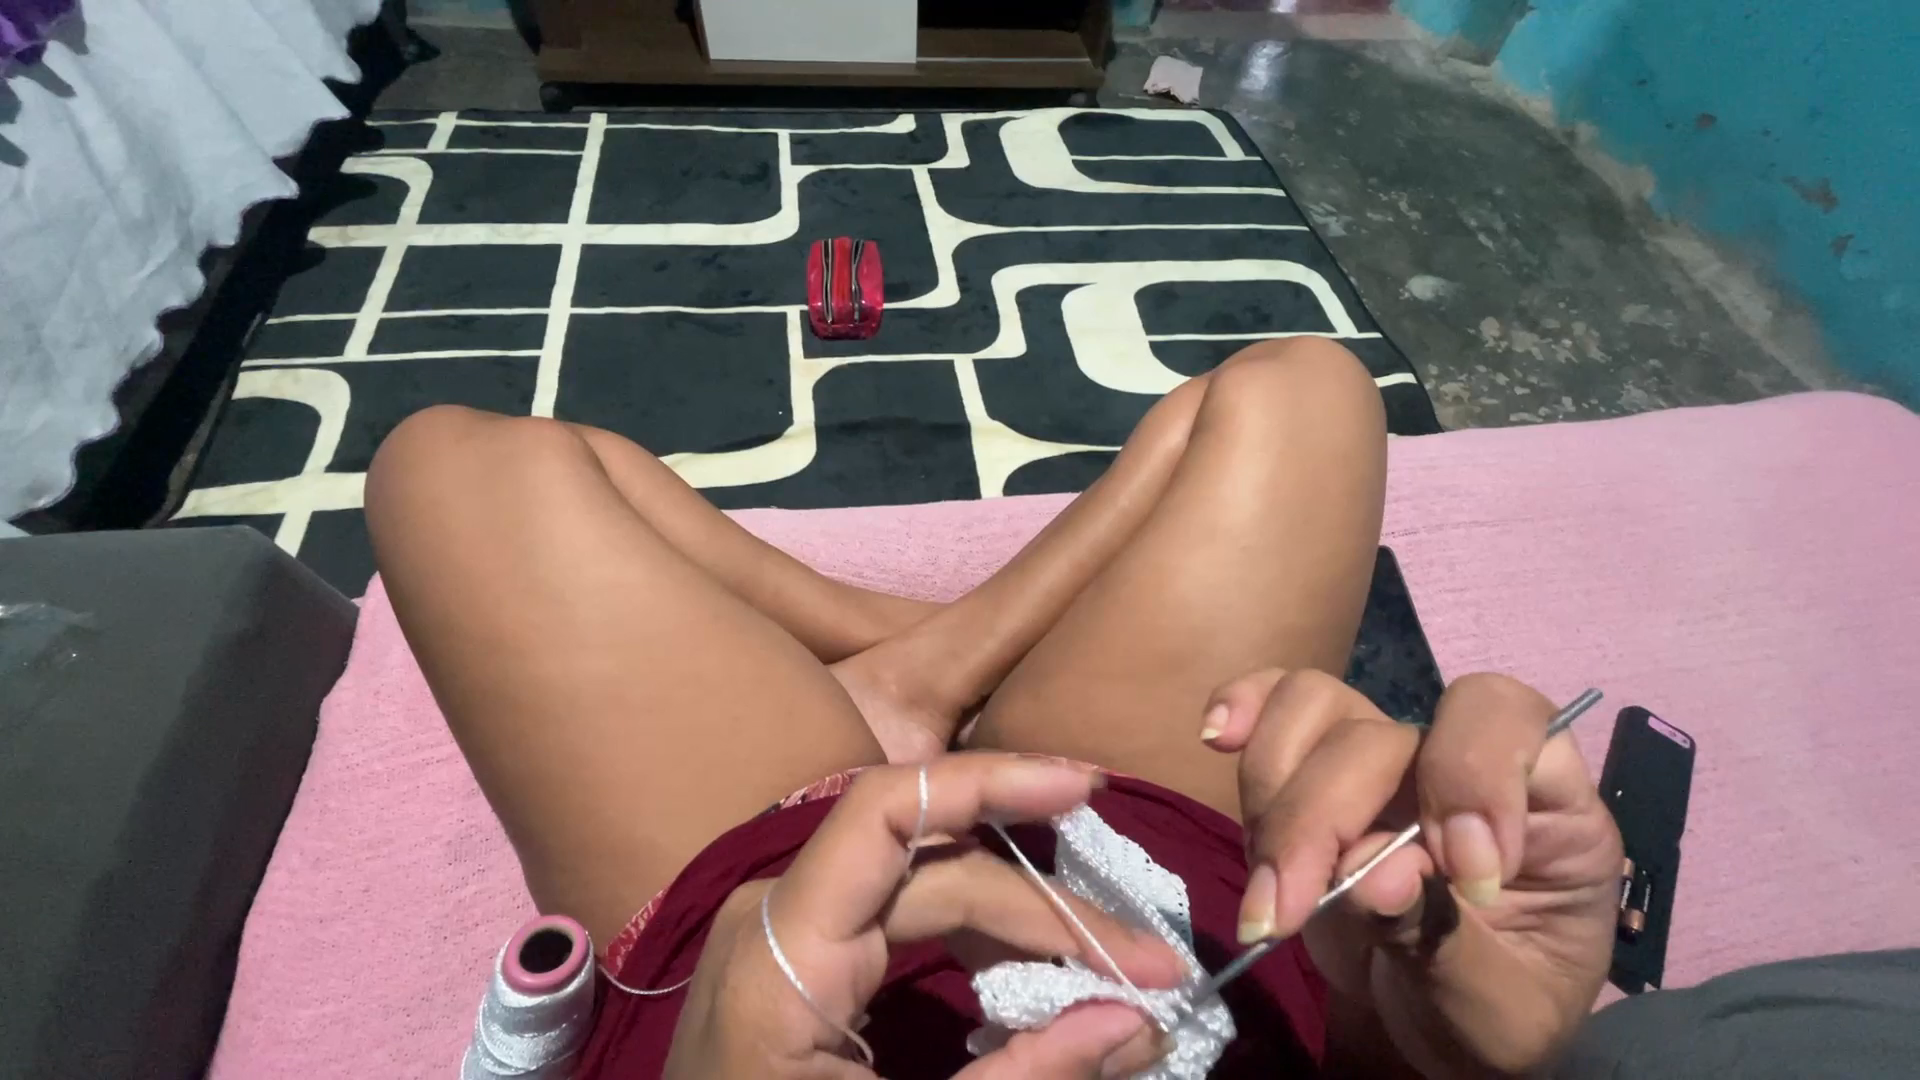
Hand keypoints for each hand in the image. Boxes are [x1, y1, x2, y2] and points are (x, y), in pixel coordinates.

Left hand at [662, 755, 1185, 1078]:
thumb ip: (1025, 1078)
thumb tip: (1140, 1022)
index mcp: (781, 950)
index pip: (886, 810)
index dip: (988, 781)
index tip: (1082, 788)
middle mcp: (787, 911)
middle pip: (938, 866)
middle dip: (1047, 909)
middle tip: (1149, 964)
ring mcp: (800, 929)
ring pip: (933, 888)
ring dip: (1027, 922)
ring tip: (1114, 970)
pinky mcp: (818, 955)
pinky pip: (911, 919)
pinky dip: (984, 942)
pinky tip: (1042, 973)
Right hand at [1202, 671, 1621, 1077]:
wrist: (1422, 1017)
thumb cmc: (1486, 1012)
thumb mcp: (1495, 1007)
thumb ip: (1441, 939)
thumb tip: (1368, 876)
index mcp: (1542, 804)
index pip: (1504, 717)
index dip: (1470, 772)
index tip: (1463, 875)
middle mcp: (1446, 757)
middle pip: (1373, 735)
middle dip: (1319, 822)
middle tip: (1285, 910)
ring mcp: (1373, 751)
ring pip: (1309, 705)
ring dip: (1270, 793)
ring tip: (1265, 885)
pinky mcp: (1309, 759)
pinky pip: (1270, 701)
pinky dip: (1240, 708)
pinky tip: (1216, 738)